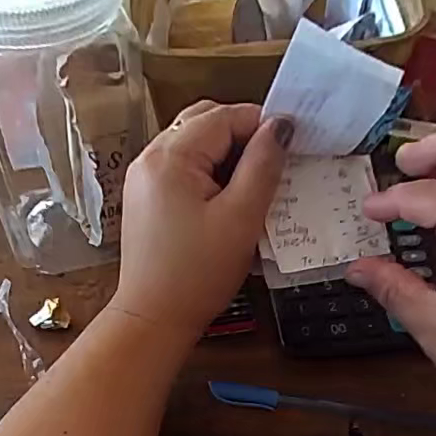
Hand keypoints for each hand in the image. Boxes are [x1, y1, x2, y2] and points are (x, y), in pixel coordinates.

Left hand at [111, 101, 291, 332]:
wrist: (154, 318)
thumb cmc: (199, 274)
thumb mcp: (241, 220)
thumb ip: (262, 167)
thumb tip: (280, 126)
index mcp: (171, 155)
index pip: (224, 116)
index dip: (261, 124)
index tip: (291, 145)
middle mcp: (150, 157)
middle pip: (204, 123)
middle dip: (242, 137)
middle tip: (274, 166)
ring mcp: (143, 179)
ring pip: (193, 148)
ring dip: (226, 158)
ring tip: (252, 189)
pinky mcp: (145, 201)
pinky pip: (182, 172)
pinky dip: (208, 177)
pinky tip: (226, 204)